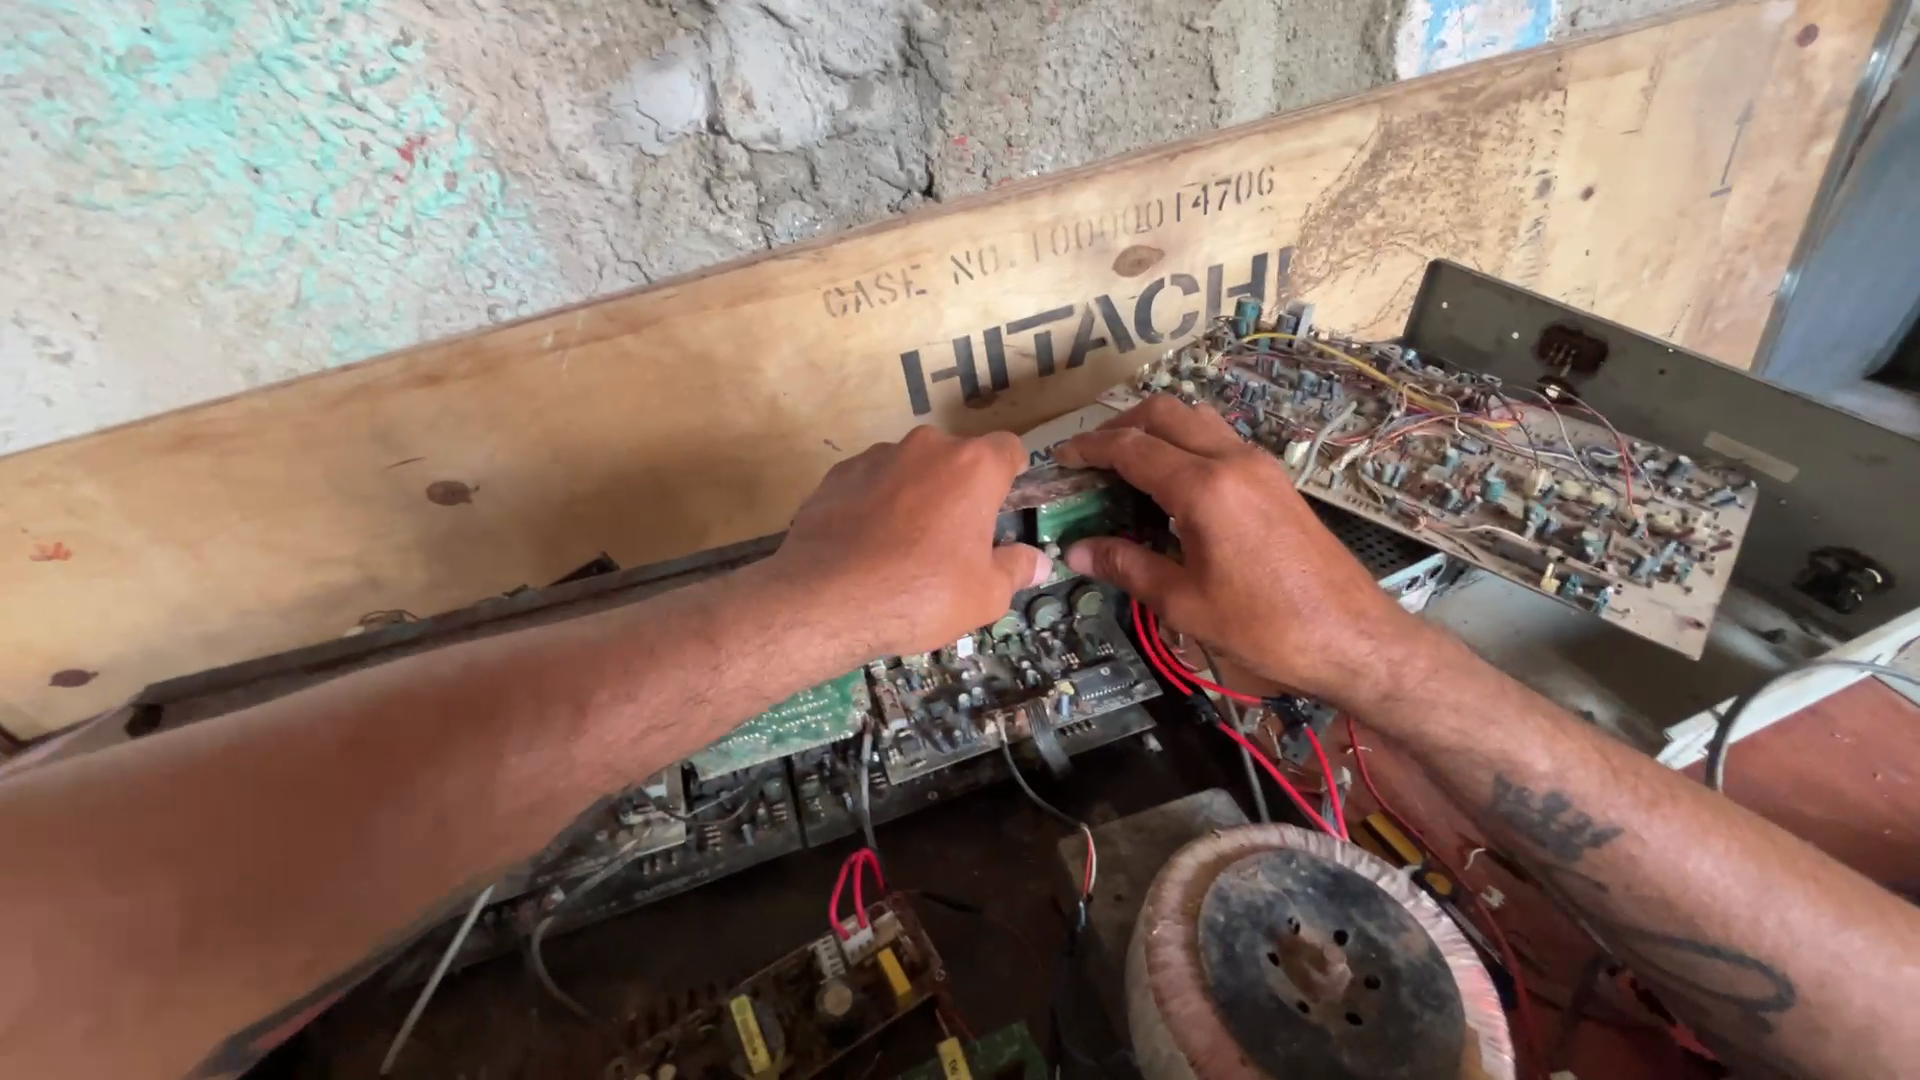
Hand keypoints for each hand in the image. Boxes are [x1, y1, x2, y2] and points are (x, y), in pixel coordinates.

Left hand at [770, 426, 1049, 658]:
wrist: (827, 600)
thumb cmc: (922, 594)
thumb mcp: (986, 594)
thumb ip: (1016, 569)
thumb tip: (1038, 562)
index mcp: (973, 467)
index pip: (1009, 449)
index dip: (1010, 476)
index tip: (1002, 509)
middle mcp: (927, 447)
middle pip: (958, 459)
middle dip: (960, 491)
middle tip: (954, 540)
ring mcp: (878, 456)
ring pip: (912, 468)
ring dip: (916, 495)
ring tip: (903, 547)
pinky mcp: (838, 474)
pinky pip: (871, 482)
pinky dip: (875, 504)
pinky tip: (867, 545)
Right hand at [1054, 395, 1423, 709]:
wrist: (1354, 637)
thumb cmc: (1264, 626)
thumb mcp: (1183, 603)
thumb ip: (1126, 567)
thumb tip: (1075, 552)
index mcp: (1204, 488)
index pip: (1133, 448)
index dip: (1090, 448)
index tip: (1061, 457)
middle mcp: (1232, 460)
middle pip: (1165, 413)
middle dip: (1120, 425)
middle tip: (1091, 456)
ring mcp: (1259, 465)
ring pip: (1196, 419)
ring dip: (1156, 428)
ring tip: (1127, 463)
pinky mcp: (1275, 479)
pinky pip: (1219, 440)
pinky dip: (1185, 443)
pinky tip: (1171, 483)